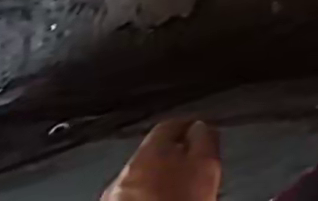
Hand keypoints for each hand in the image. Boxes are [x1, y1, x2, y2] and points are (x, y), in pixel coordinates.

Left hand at [102, 120, 221, 200]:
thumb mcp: (206, 165)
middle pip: (152, 154)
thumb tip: (200, 127)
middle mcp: (123, 175)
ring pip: (140, 179)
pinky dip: (146, 199)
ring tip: (178, 191)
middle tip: (193, 166)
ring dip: (158, 180)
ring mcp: (111, 200)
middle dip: (172, 157)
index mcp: (148, 154)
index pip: (169, 125)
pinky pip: (131, 199)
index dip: (189, 126)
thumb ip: (205, 138)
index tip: (201, 132)